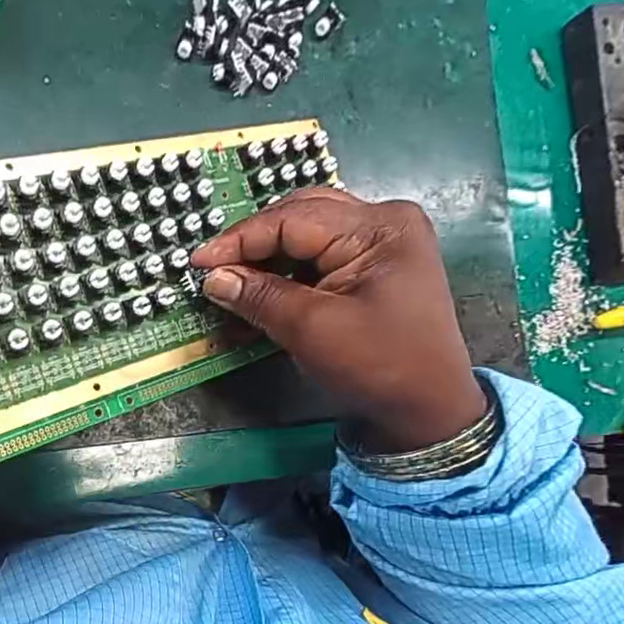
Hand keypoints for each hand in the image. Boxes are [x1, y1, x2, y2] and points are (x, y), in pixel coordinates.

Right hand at [189, 187, 485, 452]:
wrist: (424, 407)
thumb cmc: (376, 366)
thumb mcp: (311, 330)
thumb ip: (260, 297)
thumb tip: (214, 279)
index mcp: (378, 228)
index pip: (292, 219)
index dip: (240, 239)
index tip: (199, 261)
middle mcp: (383, 222)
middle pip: (300, 216)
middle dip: (253, 243)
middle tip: (215, 270)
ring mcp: (380, 244)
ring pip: (306, 236)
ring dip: (267, 259)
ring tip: (233, 284)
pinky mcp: (372, 268)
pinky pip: (319, 259)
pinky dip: (286, 275)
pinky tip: (260, 295)